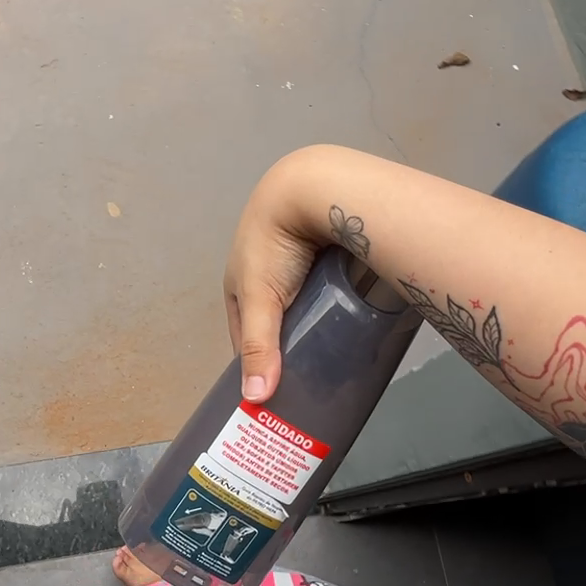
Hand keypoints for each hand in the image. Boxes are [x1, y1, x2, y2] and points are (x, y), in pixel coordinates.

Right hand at [224, 148, 335, 402]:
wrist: (313, 186)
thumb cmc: (274, 244)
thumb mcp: (261, 298)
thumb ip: (260, 346)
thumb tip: (254, 400)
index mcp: (238, 283)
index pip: (244, 335)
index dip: (257, 362)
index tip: (275, 392)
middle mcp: (263, 272)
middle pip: (274, 321)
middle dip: (286, 346)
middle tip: (309, 379)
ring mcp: (295, 261)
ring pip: (301, 305)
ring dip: (311, 325)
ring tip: (332, 354)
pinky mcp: (322, 251)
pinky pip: (325, 288)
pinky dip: (331, 305)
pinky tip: (347, 320)